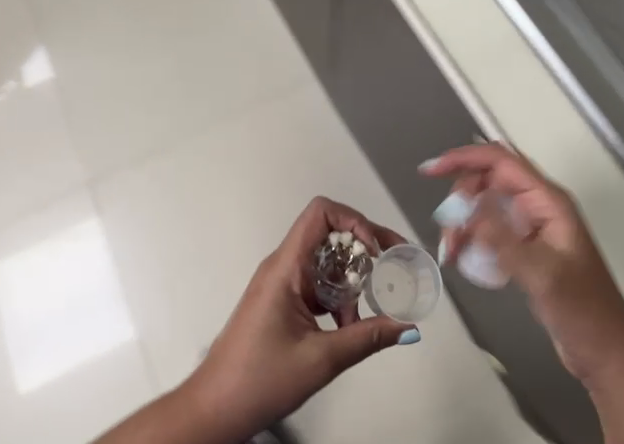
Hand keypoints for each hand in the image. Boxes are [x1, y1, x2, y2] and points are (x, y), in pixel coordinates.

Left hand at [183, 197, 419, 440]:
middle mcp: (283, 267)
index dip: (354, 221)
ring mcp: (281, 285)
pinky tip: (351, 326)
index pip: (320, 214)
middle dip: (364, 247)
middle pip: (328, 235)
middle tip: (397, 266)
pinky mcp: (282, 303)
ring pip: (326, 263)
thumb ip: (367, 338)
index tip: (377, 250)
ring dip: (352, 280)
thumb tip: (407, 326)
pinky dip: (339, 299)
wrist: (216, 408)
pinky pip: (317, 286)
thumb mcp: (321, 360)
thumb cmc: (260, 379)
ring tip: (375, 308)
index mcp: (285, 267)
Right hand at [421, 144, 623, 383]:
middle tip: (449, 234)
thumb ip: (502, 238)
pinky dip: (473, 240)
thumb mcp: (541, 273)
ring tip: (452, 252)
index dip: (463, 159)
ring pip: (487, 206)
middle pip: (489, 181)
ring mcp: (533, 228)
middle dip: (461, 200)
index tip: (430, 172)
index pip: (500, 161)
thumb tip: (465, 207)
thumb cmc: (583, 311)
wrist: (607, 354)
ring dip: (464, 222)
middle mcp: (540, 207)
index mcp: (548, 201)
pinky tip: (463, 261)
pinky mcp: (527, 250)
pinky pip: (491, 231)